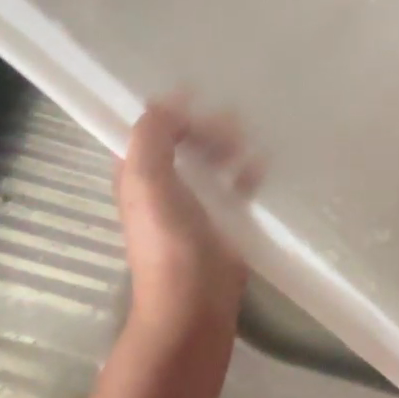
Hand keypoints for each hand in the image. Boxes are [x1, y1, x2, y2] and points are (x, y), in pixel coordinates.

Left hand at [116, 97, 259, 327]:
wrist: (194, 304)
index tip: (199, 93)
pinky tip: (261, 168)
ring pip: (211, 161)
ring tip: (247, 143)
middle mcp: (162, 186)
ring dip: (229, 146)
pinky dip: (247, 173)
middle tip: (233, 122)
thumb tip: (166, 101)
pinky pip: (235, 186)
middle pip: (184, 142)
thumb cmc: (168, 242)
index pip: (149, 130)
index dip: (169, 111)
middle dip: (206, 127)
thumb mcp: (147, 182)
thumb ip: (151, 138)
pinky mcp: (223, 221)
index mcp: (137, 175)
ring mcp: (194, 204)